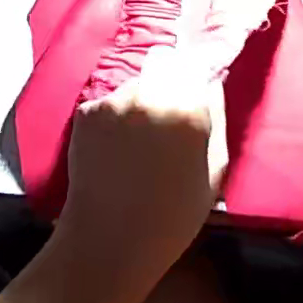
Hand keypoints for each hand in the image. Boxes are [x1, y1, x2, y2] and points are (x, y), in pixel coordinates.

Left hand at [57, 59, 228, 280]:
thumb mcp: (214, 174)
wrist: (110, 236)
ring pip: (133, 86)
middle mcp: (147, 94)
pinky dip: (113, 117)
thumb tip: (212, 84)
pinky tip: (114, 146)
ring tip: (137, 140)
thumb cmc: (174, 216)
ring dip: (139, 101)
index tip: (197, 80)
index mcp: (186, 110)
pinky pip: (108, 103)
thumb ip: (216, 121)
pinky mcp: (86, 109)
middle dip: (168, 86)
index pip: (195, 66)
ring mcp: (112, 99)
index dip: (196, 71)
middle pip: (163, 70)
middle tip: (166, 120)